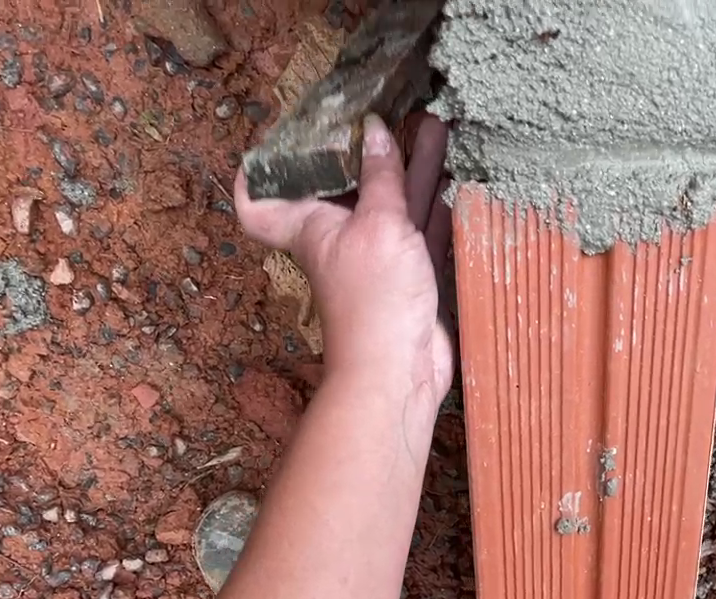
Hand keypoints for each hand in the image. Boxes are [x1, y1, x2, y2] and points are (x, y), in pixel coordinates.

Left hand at [235, 114, 453, 402]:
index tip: (277, 140)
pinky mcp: (413, 281)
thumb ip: (381, 177)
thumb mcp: (378, 225)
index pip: (259, 201)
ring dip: (415, 171)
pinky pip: (425, 236)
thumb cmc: (374, 303)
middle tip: (393, 111)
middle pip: (348, 186)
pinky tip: (457, 185)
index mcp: (311, 225)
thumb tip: (376, 132)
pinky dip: (438, 211)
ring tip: (440, 129)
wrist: (399, 372)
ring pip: (396, 205)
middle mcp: (342, 240)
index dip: (258, 172)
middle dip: (367, 150)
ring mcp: (380, 261)